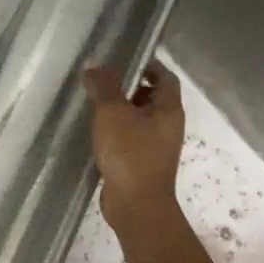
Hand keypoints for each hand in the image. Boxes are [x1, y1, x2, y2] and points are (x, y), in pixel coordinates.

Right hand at [82, 61, 186, 237]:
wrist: (136, 205)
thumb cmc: (129, 153)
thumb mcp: (112, 113)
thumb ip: (103, 87)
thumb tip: (94, 66)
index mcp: (169, 109)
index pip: (165, 77)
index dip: (148, 64)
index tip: (124, 57)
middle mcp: (168, 125)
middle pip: (153, 96)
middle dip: (130, 85)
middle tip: (103, 78)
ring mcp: (156, 145)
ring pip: (140, 117)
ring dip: (121, 108)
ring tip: (94, 101)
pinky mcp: (142, 161)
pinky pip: (131, 135)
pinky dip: (117, 128)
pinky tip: (96, 130)